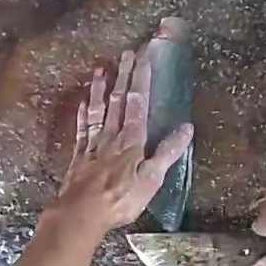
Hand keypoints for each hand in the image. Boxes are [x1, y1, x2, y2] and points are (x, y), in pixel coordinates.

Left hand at [47, 43, 192, 236]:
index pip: (138, 103)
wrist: (81, 213)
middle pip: (118, 101)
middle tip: (127, 53)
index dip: (142, 78)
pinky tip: (84, 104)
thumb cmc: (120, 199)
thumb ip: (167, 152)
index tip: (144, 56)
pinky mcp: (80, 157)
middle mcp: (112, 137)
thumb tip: (186, 128)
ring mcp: (93, 145)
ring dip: (100, 89)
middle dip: (124, 76)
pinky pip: (82, 129)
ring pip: (98, 111)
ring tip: (101, 69)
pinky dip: (84, 114)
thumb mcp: (151, 179)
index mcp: (132, 141)